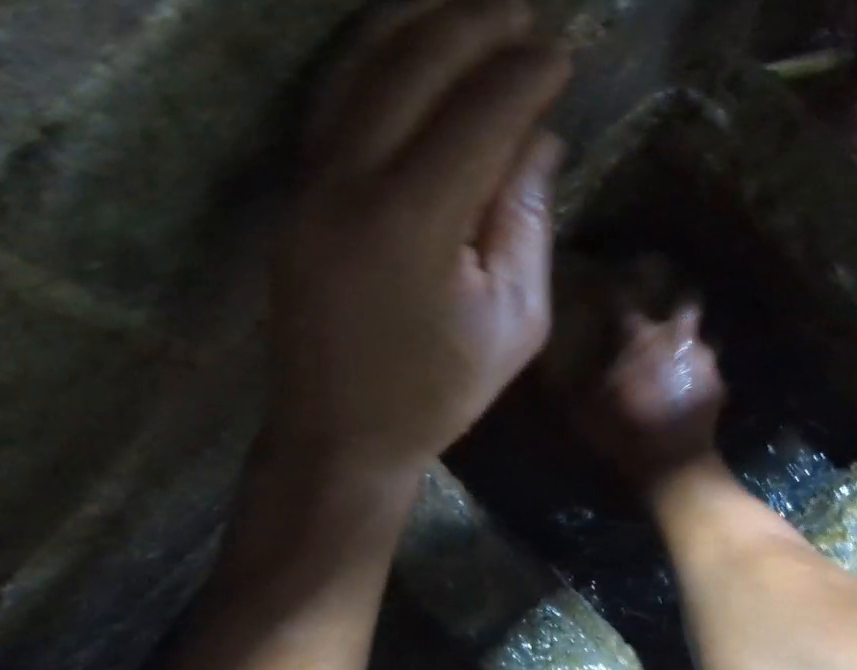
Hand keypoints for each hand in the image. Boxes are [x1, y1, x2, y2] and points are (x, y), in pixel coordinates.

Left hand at [267, 0, 570, 471]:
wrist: (337, 438)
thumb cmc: (436, 394)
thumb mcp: (512, 322)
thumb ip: (525, 219)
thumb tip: (537, 136)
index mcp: (414, 222)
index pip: (481, 112)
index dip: (528, 74)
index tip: (564, 56)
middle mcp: (350, 185)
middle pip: (414, 65)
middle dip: (475, 25)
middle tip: (524, 13)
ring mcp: (310, 188)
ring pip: (357, 70)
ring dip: (413, 22)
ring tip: (462, 4)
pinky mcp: (293, 199)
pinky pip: (331, 106)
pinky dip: (368, 63)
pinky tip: (400, 46)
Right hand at [575, 303, 728, 491]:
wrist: (673, 464)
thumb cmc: (624, 432)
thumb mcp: (585, 411)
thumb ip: (576, 385)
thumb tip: (556, 373)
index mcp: (640, 339)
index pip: (626, 303)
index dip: (618, 296)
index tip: (612, 294)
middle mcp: (676, 340)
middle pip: (686, 305)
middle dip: (678, 305)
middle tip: (666, 313)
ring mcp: (703, 361)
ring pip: (704, 338)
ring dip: (692, 344)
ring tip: (680, 354)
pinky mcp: (718, 385)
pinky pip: (709, 370)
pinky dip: (700, 374)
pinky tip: (689, 387)